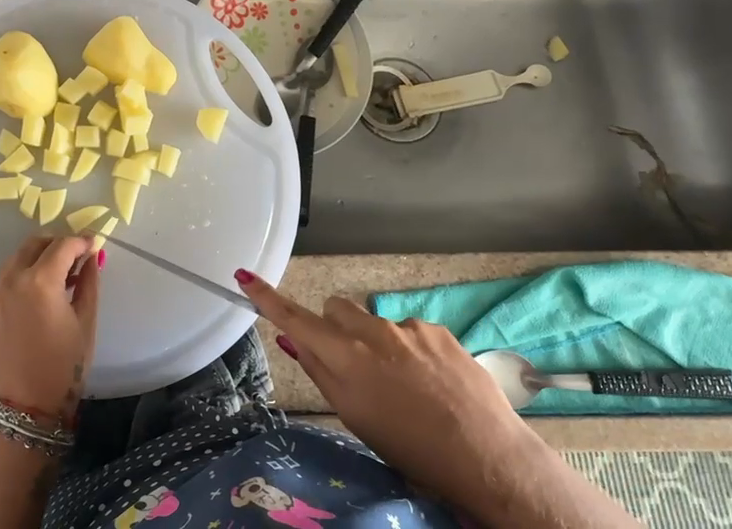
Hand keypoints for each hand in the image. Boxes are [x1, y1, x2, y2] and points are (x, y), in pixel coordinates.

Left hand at [0, 235, 101, 420]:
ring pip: (20, 254)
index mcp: (40, 282)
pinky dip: (27, 267)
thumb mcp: (86, 321)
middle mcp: (14, 278)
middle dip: (59, 242)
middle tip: (80, 255)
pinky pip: (10, 271)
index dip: (81, 241)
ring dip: (42, 253)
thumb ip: (89, 282)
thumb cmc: (64, 366)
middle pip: (37, 243)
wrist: (27, 404)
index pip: (63, 246)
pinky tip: (44, 284)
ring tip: (64, 270)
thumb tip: (93, 257)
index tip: (95, 244)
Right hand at [234, 271, 535, 505]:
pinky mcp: (438, 330)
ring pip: (375, 322)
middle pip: (336, 309)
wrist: (485, 455)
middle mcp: (372, 331)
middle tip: (351, 365)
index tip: (245, 277)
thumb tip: (293, 339)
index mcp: (346, 356)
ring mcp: (408, 327)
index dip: (268, 298)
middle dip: (335, 327)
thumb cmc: (410, 447)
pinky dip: (410, 350)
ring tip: (403, 386)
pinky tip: (430, 382)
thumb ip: (320, 372)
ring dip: (376, 342)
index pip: (296, 318)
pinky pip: (409, 331)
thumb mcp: (354, 416)